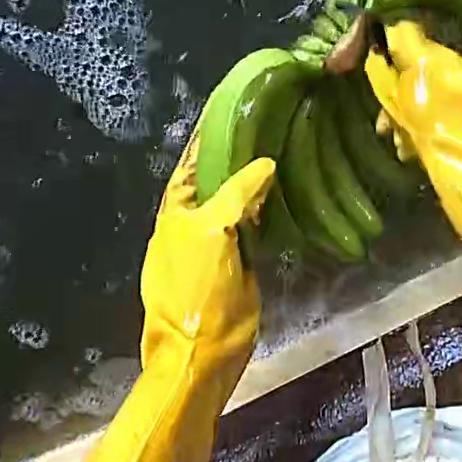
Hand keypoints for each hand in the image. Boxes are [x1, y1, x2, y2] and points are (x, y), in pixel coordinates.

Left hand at [69, 130, 275, 461]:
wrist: (200, 357)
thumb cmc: (199, 295)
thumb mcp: (215, 236)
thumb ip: (238, 196)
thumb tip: (264, 164)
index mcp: (176, 209)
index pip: (193, 158)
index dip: (212, 132)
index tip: (238, 104)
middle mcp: (190, 219)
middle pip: (214, 175)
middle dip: (239, 151)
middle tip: (274, 123)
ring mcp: (211, 241)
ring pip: (234, 198)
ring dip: (254, 178)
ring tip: (285, 149)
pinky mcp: (232, 260)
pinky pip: (249, 222)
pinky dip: (264, 206)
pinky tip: (286, 194)